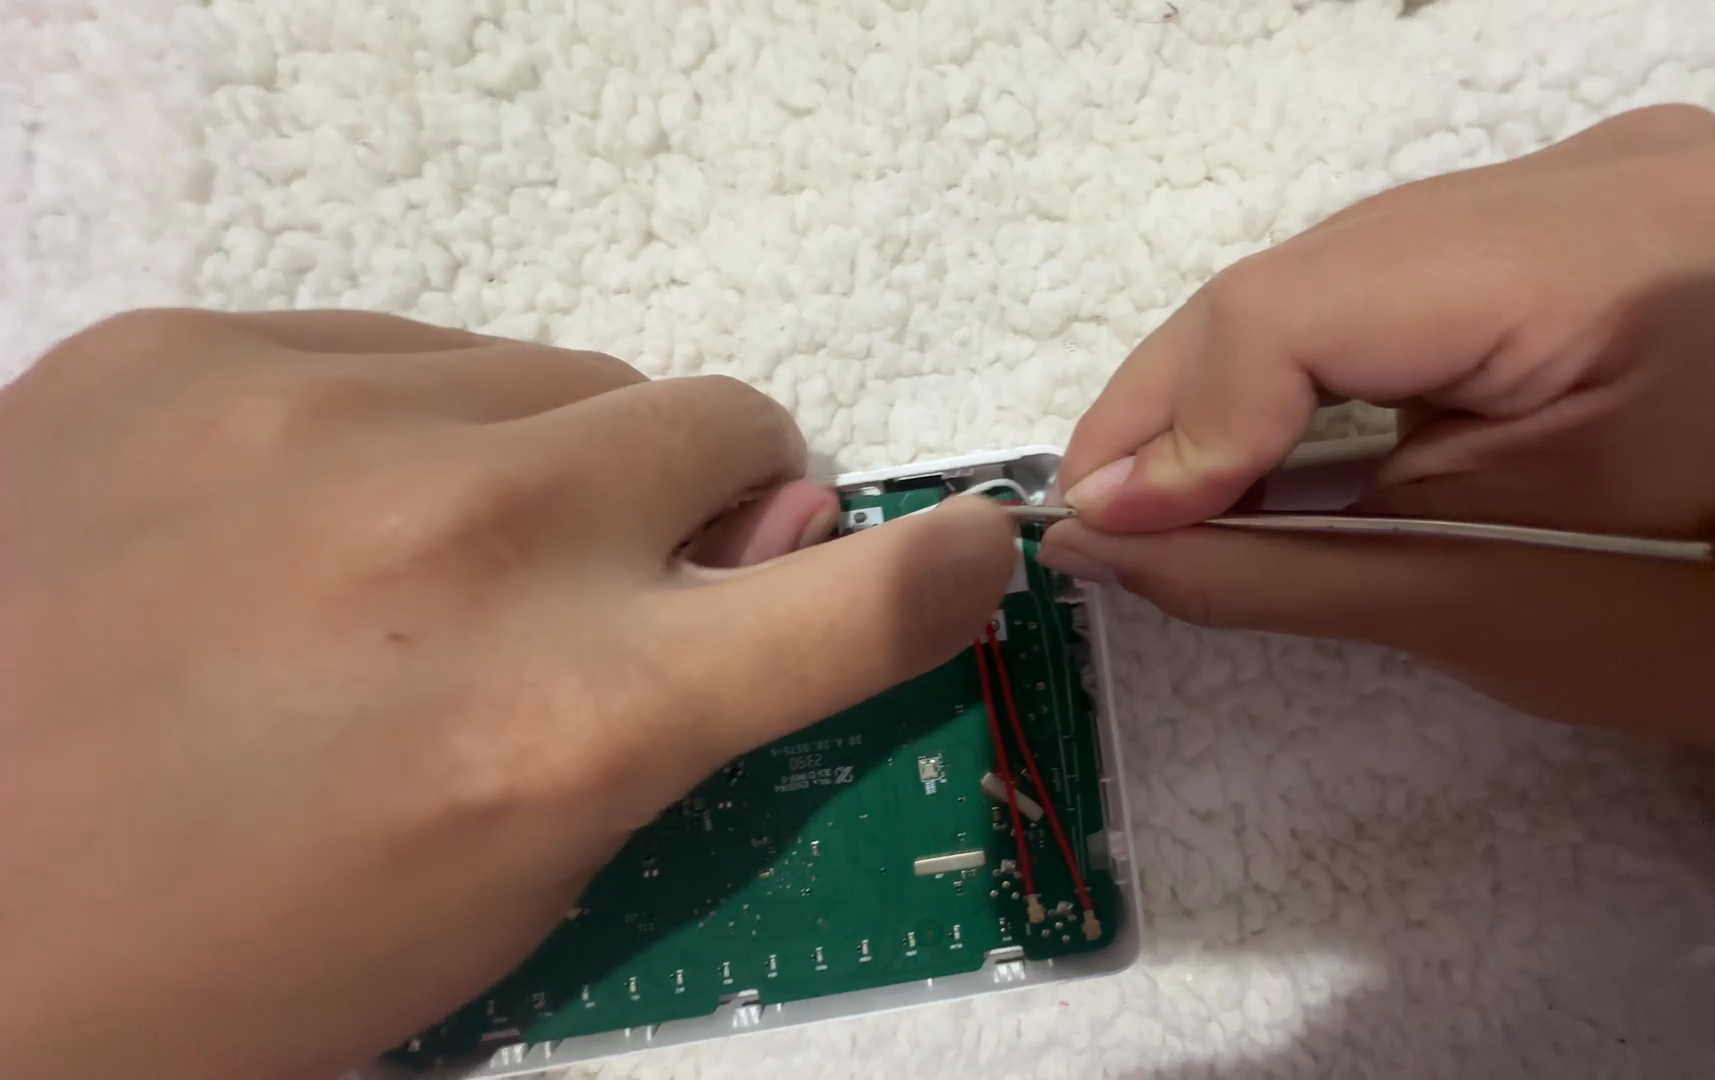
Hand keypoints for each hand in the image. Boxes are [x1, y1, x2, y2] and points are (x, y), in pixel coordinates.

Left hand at [0, 311, 1013, 1079]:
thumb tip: (781, 533)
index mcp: (572, 724)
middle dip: (722, 493)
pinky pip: (438, 352)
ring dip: (578, 463)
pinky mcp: (193, 350)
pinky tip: (325, 514)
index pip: (856, 604)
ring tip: (449, 557)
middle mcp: (477, 546)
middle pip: (730, 420)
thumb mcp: (538, 870)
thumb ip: (697, 697)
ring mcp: (319, 418)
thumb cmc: (267, 943)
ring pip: (587, 380)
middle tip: (635, 569)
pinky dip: (441, 426)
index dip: (945, 565)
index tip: (979, 542)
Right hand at [1038, 107, 1714, 923]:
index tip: (1100, 518)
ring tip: (1160, 484)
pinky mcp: (1552, 210)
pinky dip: (1280, 368)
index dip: (1178, 423)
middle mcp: (1601, 175)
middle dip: (1174, 409)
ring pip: (1310, 276)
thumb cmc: (1671, 632)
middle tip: (1103, 504)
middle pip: (1294, 283)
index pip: (1305, 308)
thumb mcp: (1435, 604)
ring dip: (1214, 391)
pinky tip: (1245, 438)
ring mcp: (1583, 175)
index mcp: (1617, 263)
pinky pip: (1356, 281)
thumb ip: (1236, 573)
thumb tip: (1080, 543)